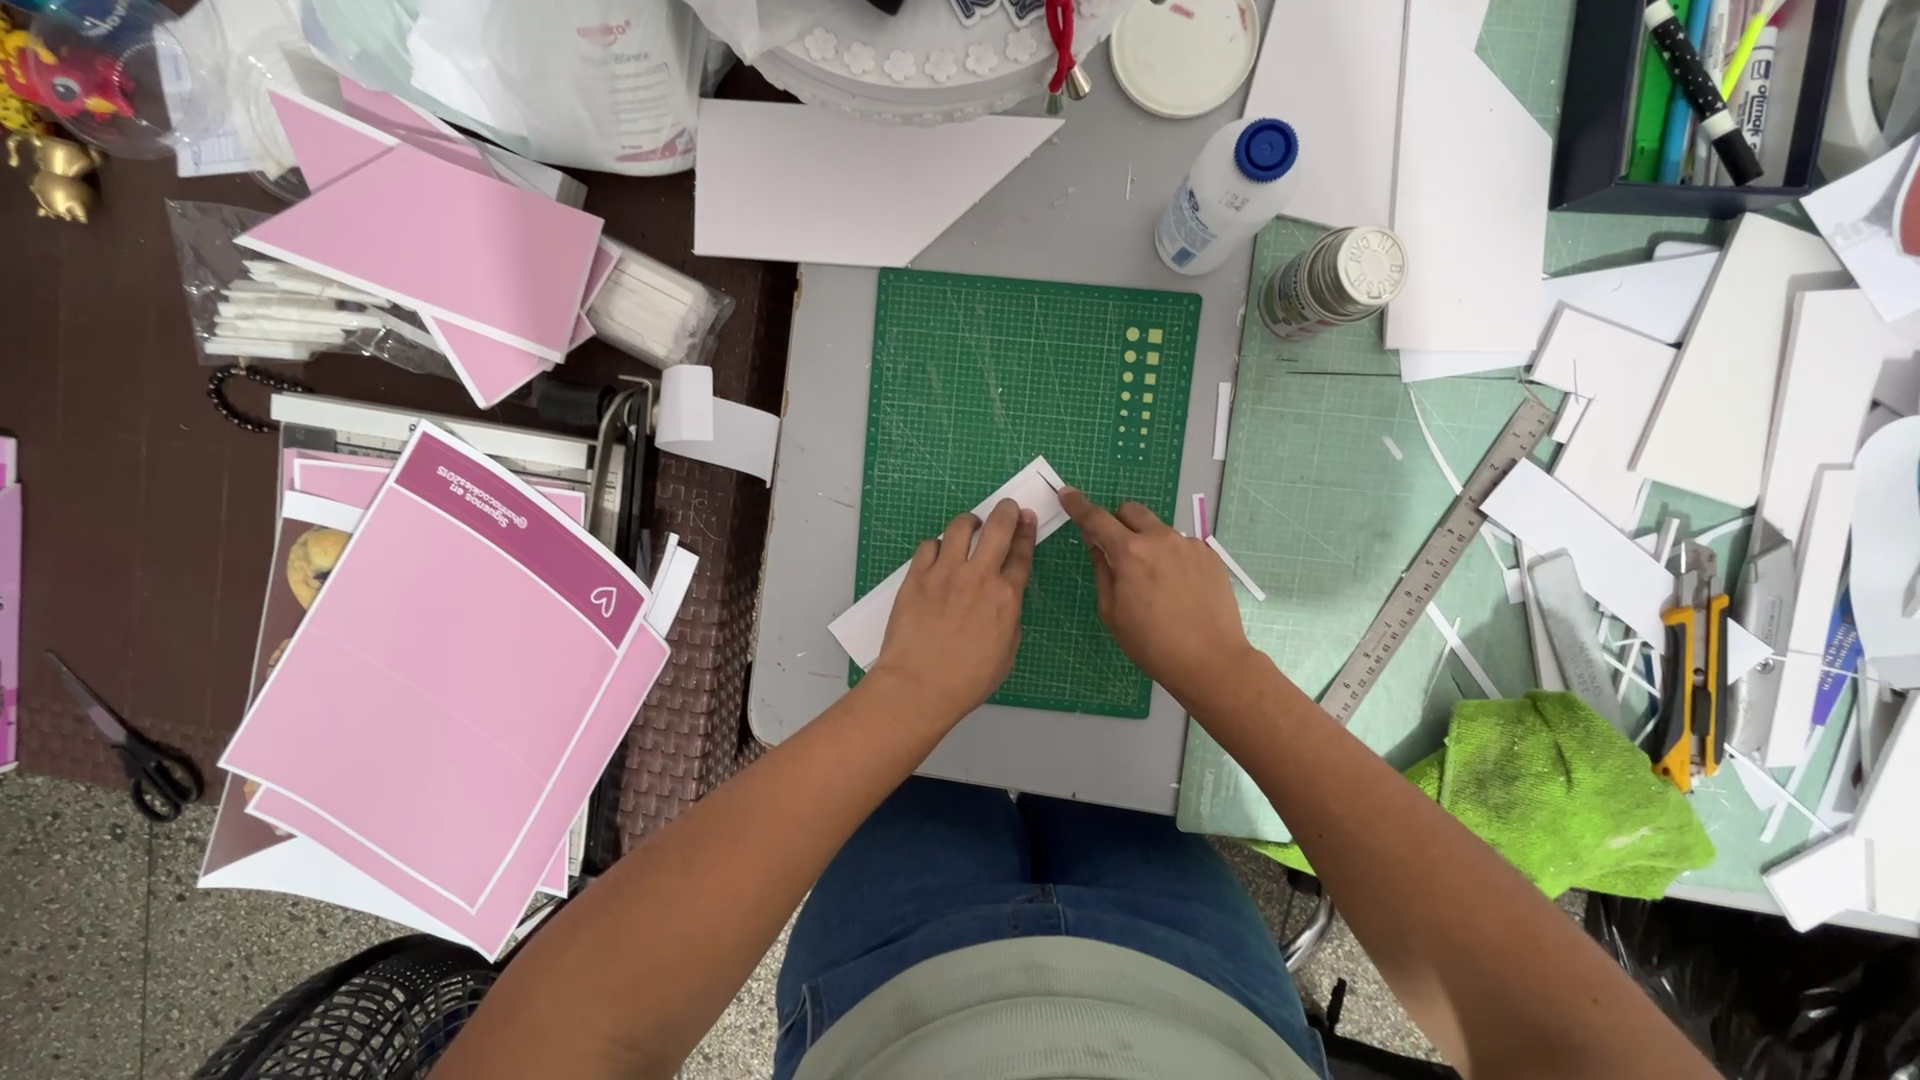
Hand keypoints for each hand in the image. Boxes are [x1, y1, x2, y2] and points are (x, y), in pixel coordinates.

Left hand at [868, 499, 1037, 726]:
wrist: (919, 685)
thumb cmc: (967, 680)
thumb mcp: (1007, 653)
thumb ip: (1009, 619)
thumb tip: (1003, 601)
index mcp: (1006, 597)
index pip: (1022, 553)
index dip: (1027, 532)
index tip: (1027, 520)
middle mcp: (978, 577)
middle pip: (998, 528)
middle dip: (1006, 512)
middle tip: (1007, 508)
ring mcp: (945, 573)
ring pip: (960, 527)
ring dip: (969, 521)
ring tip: (970, 525)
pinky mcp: (916, 577)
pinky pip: (928, 545)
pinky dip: (936, 545)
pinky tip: (938, 553)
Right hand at [1058, 488, 1260, 710]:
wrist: (1210, 660)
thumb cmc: (1151, 643)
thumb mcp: (1112, 611)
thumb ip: (1102, 570)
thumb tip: (1097, 544)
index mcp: (1130, 552)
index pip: (1097, 518)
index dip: (1078, 505)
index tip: (1067, 493)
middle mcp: (1161, 539)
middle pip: (1132, 511)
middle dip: (1118, 522)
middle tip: (1116, 550)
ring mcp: (1190, 545)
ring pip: (1159, 530)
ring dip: (1148, 544)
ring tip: (1155, 583)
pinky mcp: (1211, 556)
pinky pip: (1183, 547)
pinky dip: (1172, 559)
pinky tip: (1179, 590)